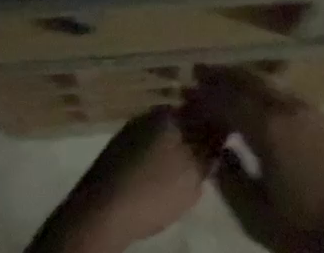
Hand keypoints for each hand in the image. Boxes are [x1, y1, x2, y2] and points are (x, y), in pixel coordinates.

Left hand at [27, 105, 223, 252]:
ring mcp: (130, 130)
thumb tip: (225, 123)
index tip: (224, 146)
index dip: (217, 127)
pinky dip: (156, 163)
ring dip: (176, 152)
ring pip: (165, 136)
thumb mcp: (194, 172)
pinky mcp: (116, 150)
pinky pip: (147, 149)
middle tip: (204, 167)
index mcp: (170, 113)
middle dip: (196, 140)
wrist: (99, 213)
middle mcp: (149, 113)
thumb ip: (211, 145)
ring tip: (180, 179)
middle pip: (184, 121)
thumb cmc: (153, 191)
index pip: (204, 109)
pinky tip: (155, 183)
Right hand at [186, 65, 323, 252]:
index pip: (226, 98)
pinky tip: (255, 101)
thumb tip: (219, 154)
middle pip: (248, 78)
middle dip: (221, 74)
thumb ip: (229, 180)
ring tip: (222, 82)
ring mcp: (309, 110)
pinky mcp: (323, 119)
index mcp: (268, 127)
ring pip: (268, 81)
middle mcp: (288, 108)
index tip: (184, 93)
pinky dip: (263, 89)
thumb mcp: (255, 215)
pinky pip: (284, 92)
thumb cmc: (306, 231)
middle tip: (197, 73)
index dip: (203, 94)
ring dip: (243, 78)